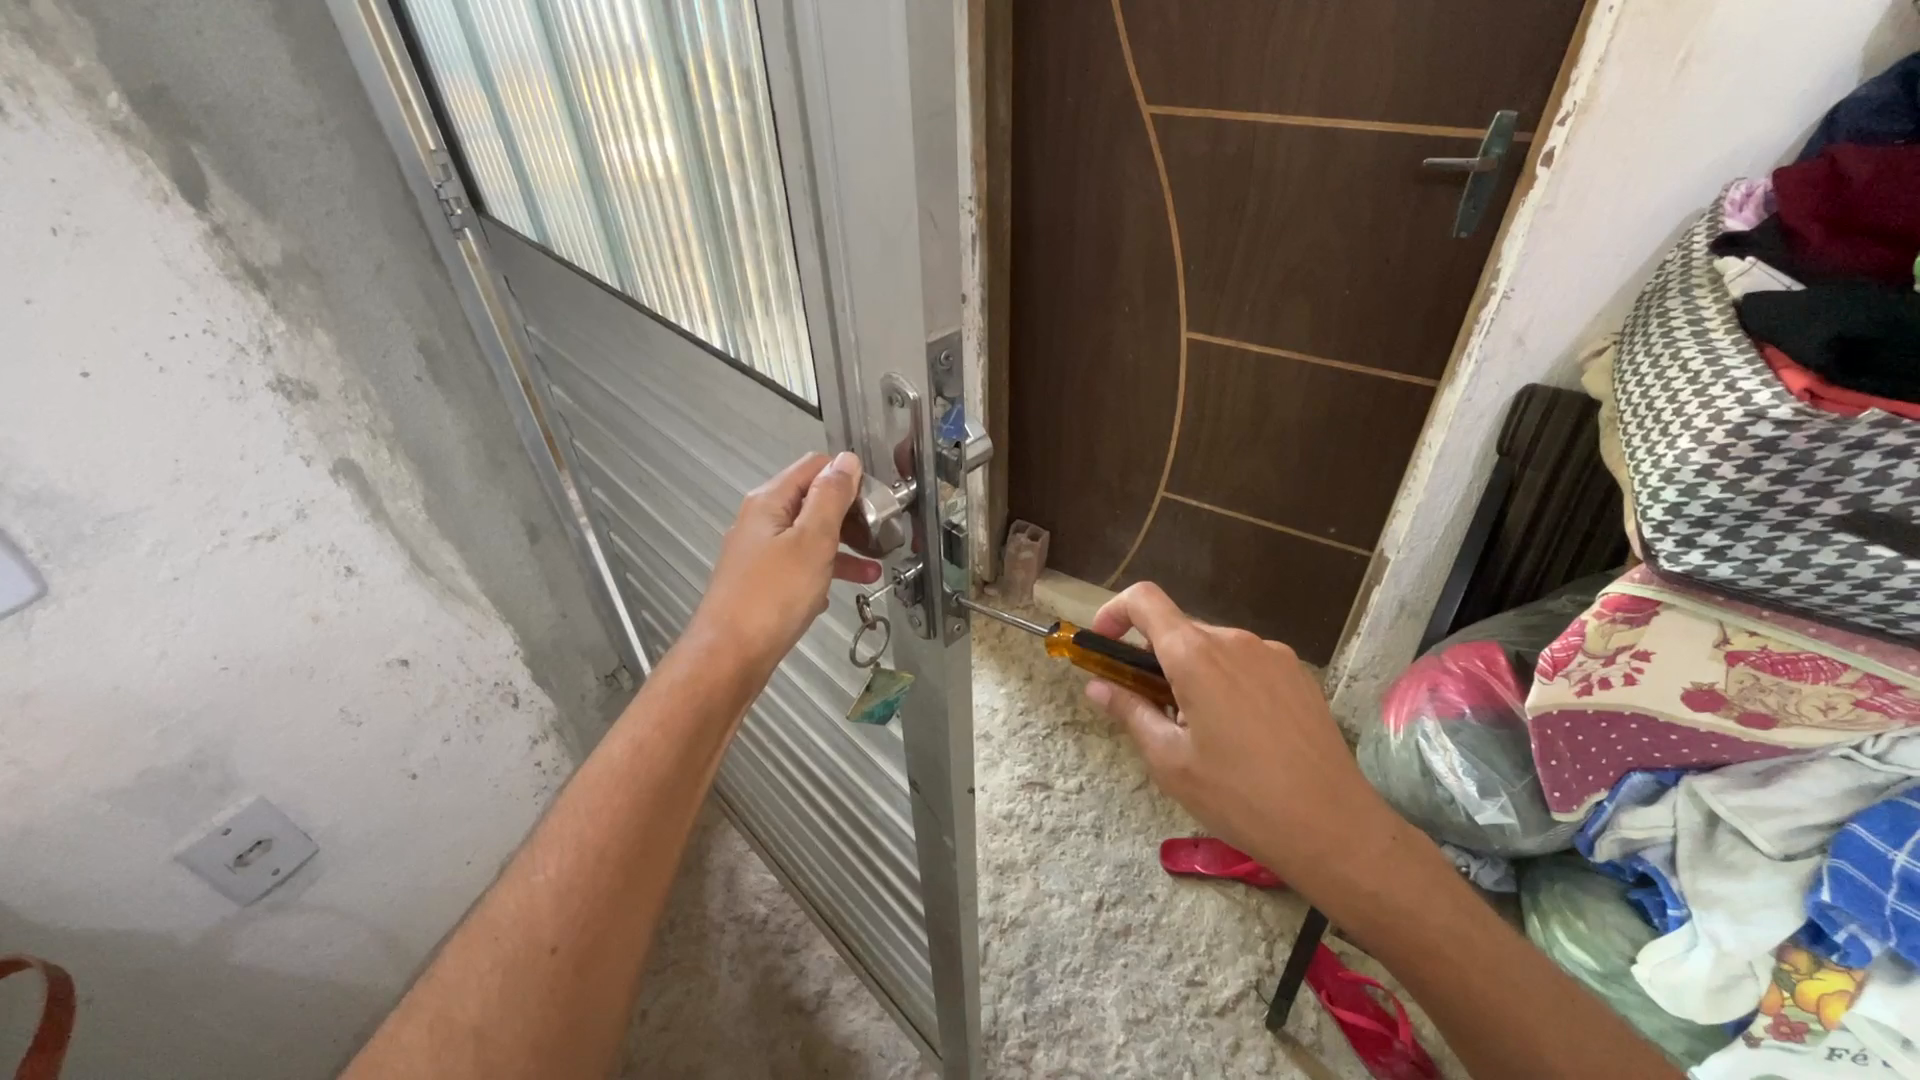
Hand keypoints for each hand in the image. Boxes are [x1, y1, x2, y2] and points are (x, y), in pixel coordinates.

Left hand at [692, 452, 881, 666]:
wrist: (729, 656)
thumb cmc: (773, 596)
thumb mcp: (812, 540)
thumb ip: (831, 498)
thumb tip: (847, 460)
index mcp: (770, 501)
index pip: (815, 467)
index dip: (850, 477)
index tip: (879, 501)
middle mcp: (761, 521)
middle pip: (813, 501)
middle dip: (851, 515)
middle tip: (882, 535)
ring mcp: (760, 553)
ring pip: (810, 537)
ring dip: (843, 548)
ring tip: (874, 567)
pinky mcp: (763, 582)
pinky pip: (800, 566)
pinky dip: (823, 572)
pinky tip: (838, 592)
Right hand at [1081, 583, 1402, 889]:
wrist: (1331, 825)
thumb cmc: (1238, 796)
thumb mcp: (1169, 760)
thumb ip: (1129, 712)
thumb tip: (1097, 686)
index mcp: (1196, 656)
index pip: (1144, 600)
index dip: (1114, 613)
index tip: (1104, 647)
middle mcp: (1236, 641)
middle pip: (1180, 630)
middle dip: (1154, 660)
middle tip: (1150, 711)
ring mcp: (1273, 655)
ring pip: (1215, 649)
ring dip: (1193, 674)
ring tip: (1200, 733)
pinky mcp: (1299, 675)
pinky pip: (1248, 664)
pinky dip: (1227, 683)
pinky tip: (1241, 734)